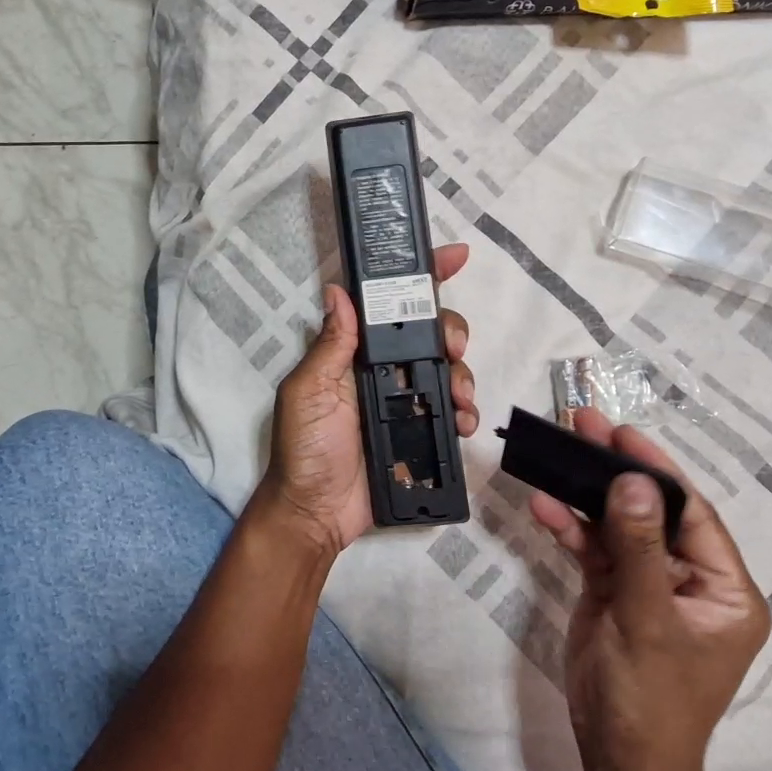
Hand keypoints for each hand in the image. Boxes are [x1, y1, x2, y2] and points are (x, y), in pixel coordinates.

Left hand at [253, 244, 478, 554]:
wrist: (317, 513)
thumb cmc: (305, 448)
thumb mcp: (308, 391)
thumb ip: (329, 346)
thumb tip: (337, 291)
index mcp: (354, 354)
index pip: (388, 306)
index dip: (421, 278)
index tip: (455, 257)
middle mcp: (383, 371)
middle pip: (429, 334)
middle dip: (451, 331)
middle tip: (453, 348)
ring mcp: (406, 403)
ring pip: (449, 371)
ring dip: (463, 375)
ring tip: (460, 397)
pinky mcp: (423, 436)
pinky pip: (453, 413)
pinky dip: (465, 412)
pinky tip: (463, 421)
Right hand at [530, 407, 769, 770]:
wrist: (616, 754)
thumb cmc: (651, 694)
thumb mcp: (648, 619)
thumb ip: (640, 548)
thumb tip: (634, 480)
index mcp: (724, 588)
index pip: (692, 513)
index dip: (656, 469)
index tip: (620, 433)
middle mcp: (689, 579)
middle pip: (651, 511)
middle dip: (616, 470)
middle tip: (583, 423)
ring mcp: (648, 584)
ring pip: (616, 525)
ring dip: (585, 494)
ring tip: (555, 450)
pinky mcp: (613, 592)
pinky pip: (593, 549)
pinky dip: (569, 528)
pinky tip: (543, 505)